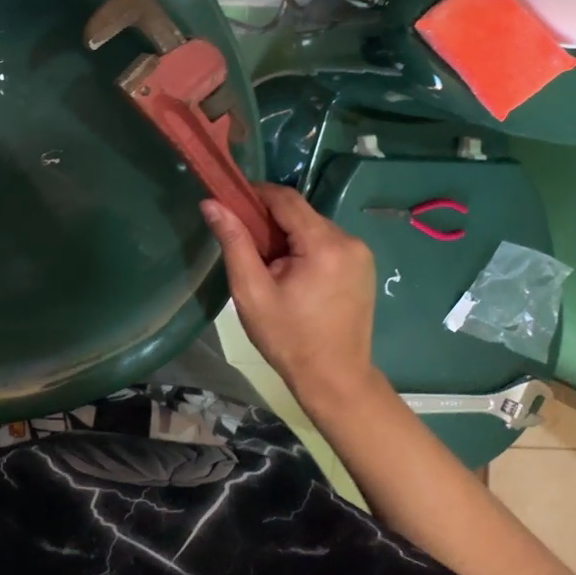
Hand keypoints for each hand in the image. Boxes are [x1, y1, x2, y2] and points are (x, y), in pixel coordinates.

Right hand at [203, 184, 382, 412]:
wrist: (336, 379)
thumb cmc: (289, 338)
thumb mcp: (252, 291)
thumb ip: (234, 242)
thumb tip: (212, 203)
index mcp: (324, 245)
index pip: (285, 198)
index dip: (255, 195)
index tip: (230, 205)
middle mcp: (349, 240)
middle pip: (300, 212)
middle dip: (270, 220)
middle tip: (247, 245)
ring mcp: (361, 254)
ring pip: (313, 226)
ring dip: (288, 235)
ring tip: (269, 265)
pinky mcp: (364, 266)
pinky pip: (327, 241)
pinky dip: (305, 247)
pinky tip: (293, 274)